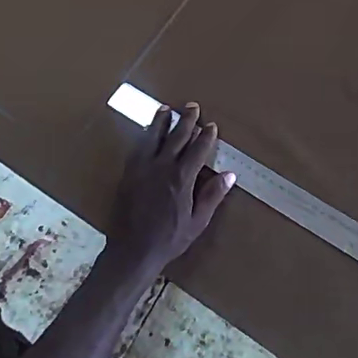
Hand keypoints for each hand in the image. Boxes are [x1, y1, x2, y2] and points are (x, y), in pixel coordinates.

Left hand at [102, 102, 235, 280]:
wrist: (132, 251)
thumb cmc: (169, 239)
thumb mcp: (197, 222)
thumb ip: (212, 196)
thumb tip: (229, 175)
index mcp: (181, 178)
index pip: (197, 149)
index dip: (206, 136)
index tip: (211, 125)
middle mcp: (161, 167)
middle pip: (176, 137)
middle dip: (186, 120)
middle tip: (192, 106)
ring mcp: (142, 168)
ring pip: (153, 137)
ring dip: (161, 121)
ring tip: (166, 109)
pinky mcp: (128, 174)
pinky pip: (138, 148)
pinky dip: (145, 136)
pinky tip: (147, 132)